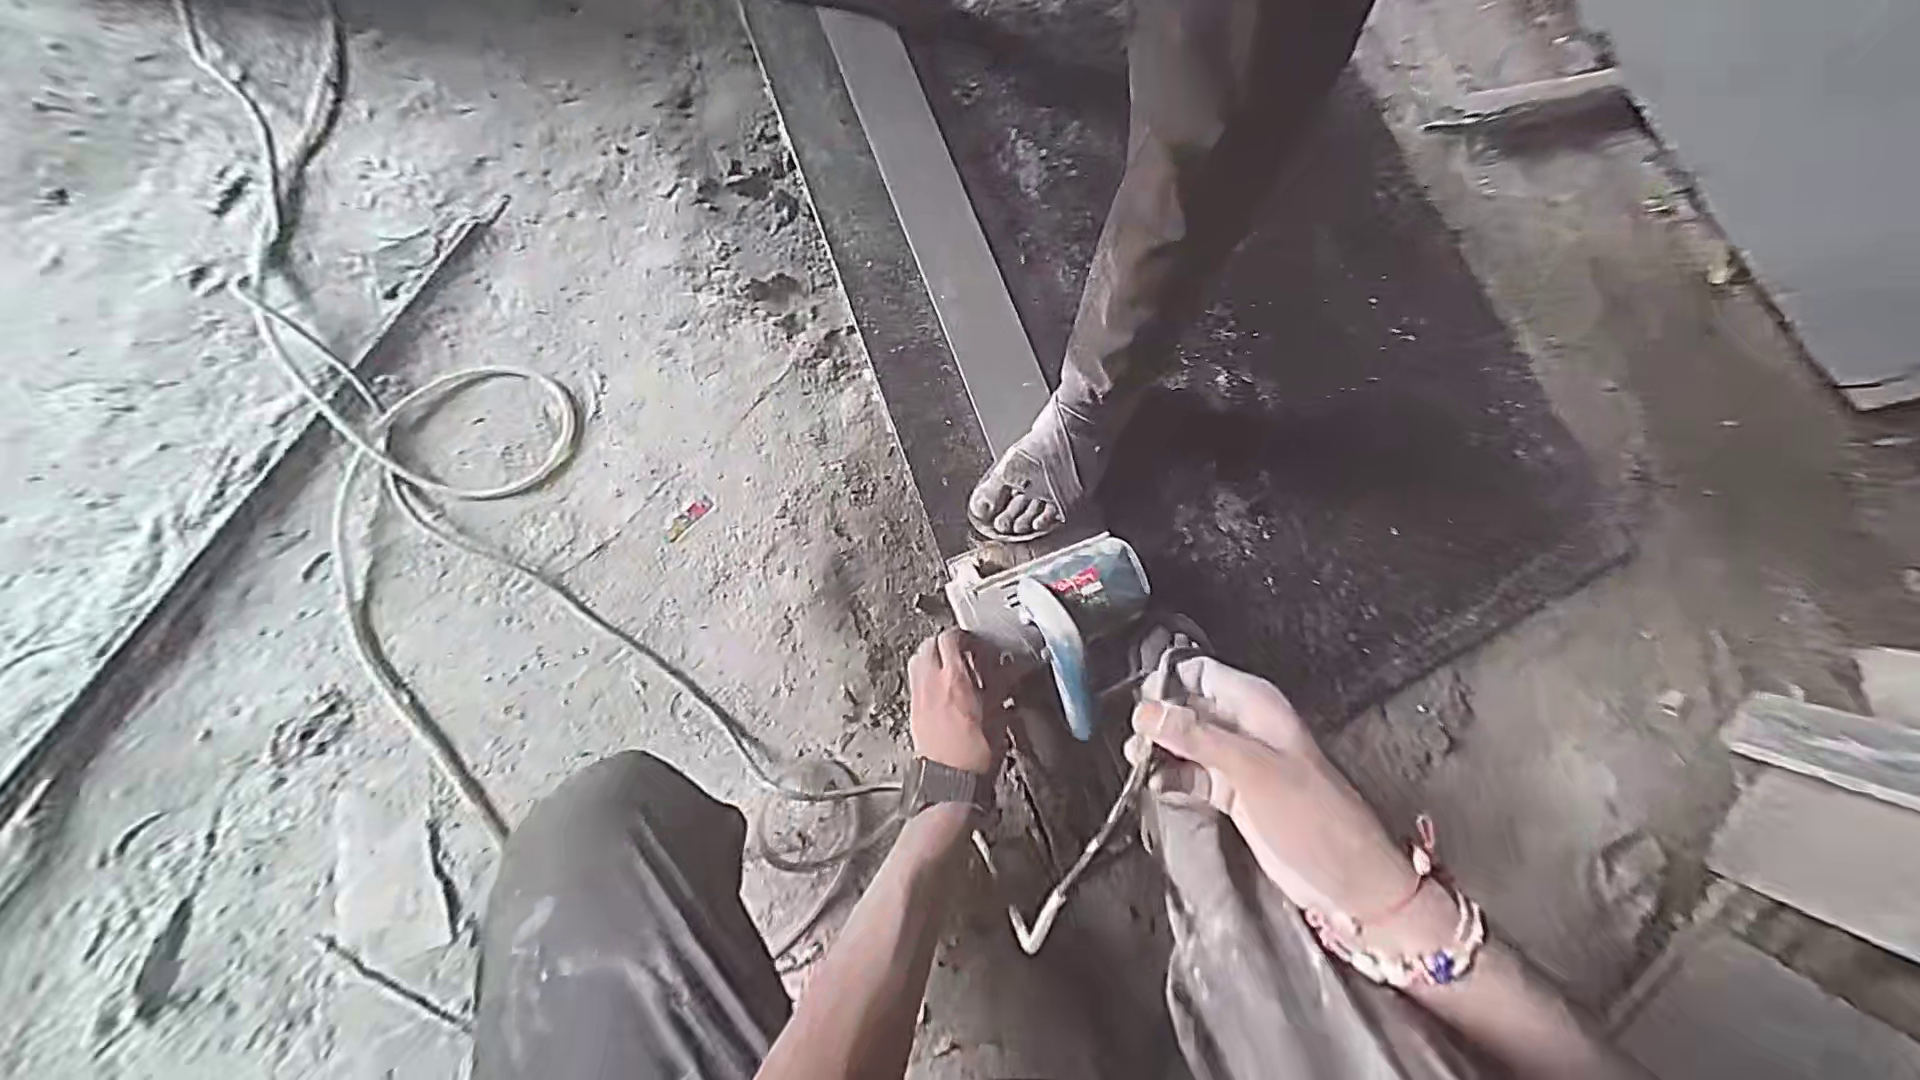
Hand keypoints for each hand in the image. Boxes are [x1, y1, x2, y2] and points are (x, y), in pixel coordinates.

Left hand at [907, 629, 1008, 774]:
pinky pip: (916, 680)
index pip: (951, 638)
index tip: (977, 644)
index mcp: (954, 679)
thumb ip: (1000, 687)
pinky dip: (927, 676)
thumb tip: (1009, 672)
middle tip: (963, 652)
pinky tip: (942, 689)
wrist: (950, 783)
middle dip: (946, 644)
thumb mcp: (997, 715)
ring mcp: (919, 696)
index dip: (964, 636)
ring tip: (951, 668)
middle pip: (930, 644)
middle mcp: (931, 682)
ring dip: (933, 657)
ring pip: (918, 659)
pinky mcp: (913, 710)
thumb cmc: (975, 755)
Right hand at [1130, 656, 1418, 930]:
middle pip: (1185, 705)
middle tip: (1137, 739)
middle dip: (1157, 719)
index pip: (1199, 672)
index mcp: (1254, 704)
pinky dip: (1171, 776)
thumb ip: (1196, 737)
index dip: (1168, 683)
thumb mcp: (1251, 769)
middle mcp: (1242, 725)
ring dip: (1159, 749)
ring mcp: (1236, 758)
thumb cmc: (1313, 817)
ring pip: (1183, 740)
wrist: (1348, 882)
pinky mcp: (1230, 789)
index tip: (1143, 707)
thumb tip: (1147, 712)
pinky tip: (1157, 785)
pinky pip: (1189, 772)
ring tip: (1139, 761)